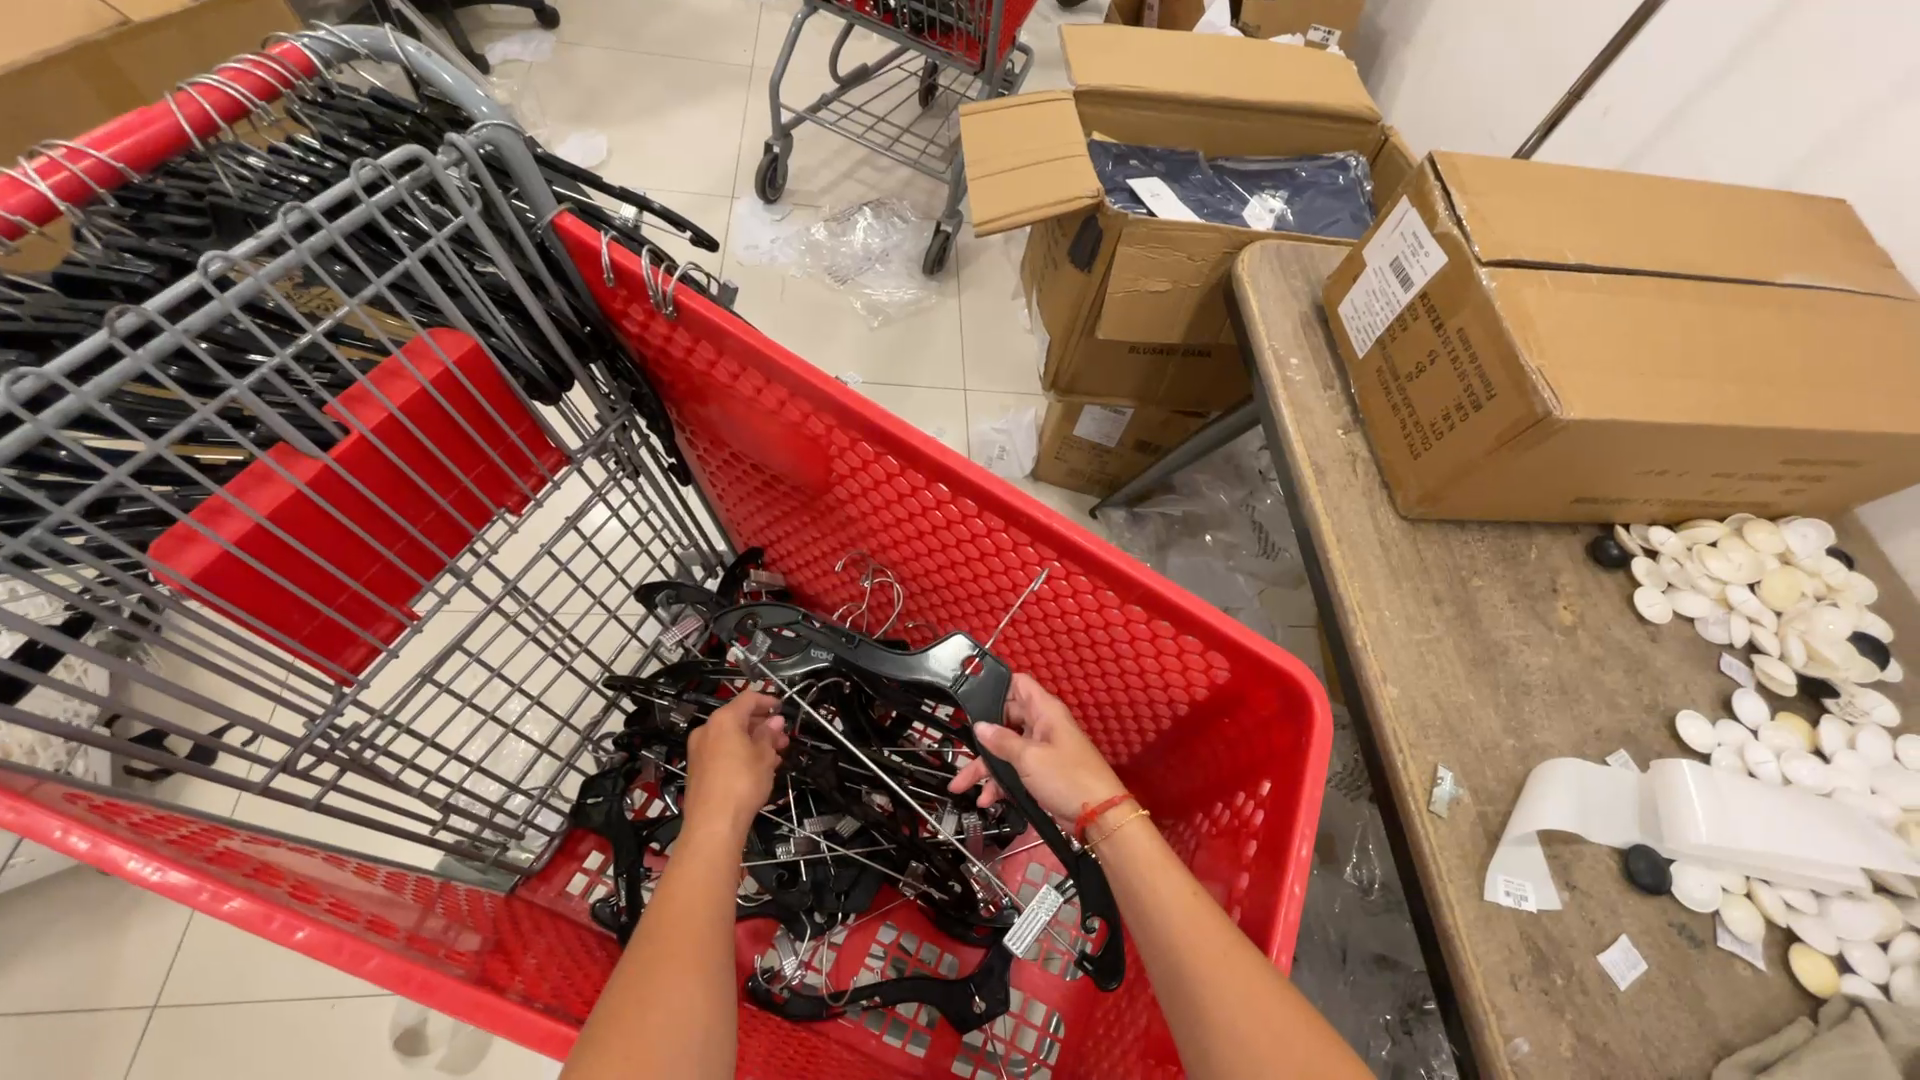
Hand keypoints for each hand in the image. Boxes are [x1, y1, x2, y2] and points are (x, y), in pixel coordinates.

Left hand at [682, 691, 789, 840]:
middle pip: (738, 718)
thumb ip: (769, 735)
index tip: (782, 708)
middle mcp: (707, 730)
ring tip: (774, 757)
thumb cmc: (742, 783)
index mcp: (723, 720)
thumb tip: (775, 721)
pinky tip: (757, 768)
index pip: (748, 699)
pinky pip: (722, 752)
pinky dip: (740, 753)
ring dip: (753, 742)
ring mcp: (699, 750)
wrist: (713, 823)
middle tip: (783, 738)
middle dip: (762, 726)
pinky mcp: (698, 769)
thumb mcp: (764, 756)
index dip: (768, 701)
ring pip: (731, 737)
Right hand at [947, 673, 1125, 823]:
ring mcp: (1041, 750)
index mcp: (1045, 711)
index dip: (996, 687)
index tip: (972, 699)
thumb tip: (980, 726)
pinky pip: (1014, 771)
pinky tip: (986, 798)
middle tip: (961, 748)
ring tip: (961, 785)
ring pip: (1006, 750)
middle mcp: (1042, 726)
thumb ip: (1002, 741)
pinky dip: (1000, 783)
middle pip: (1006, 720)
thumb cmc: (1067, 778)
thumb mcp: (1029, 758)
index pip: (1018, 684)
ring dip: (985, 767)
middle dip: (983, 736)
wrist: (1099, 816)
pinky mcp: (1041, 773)